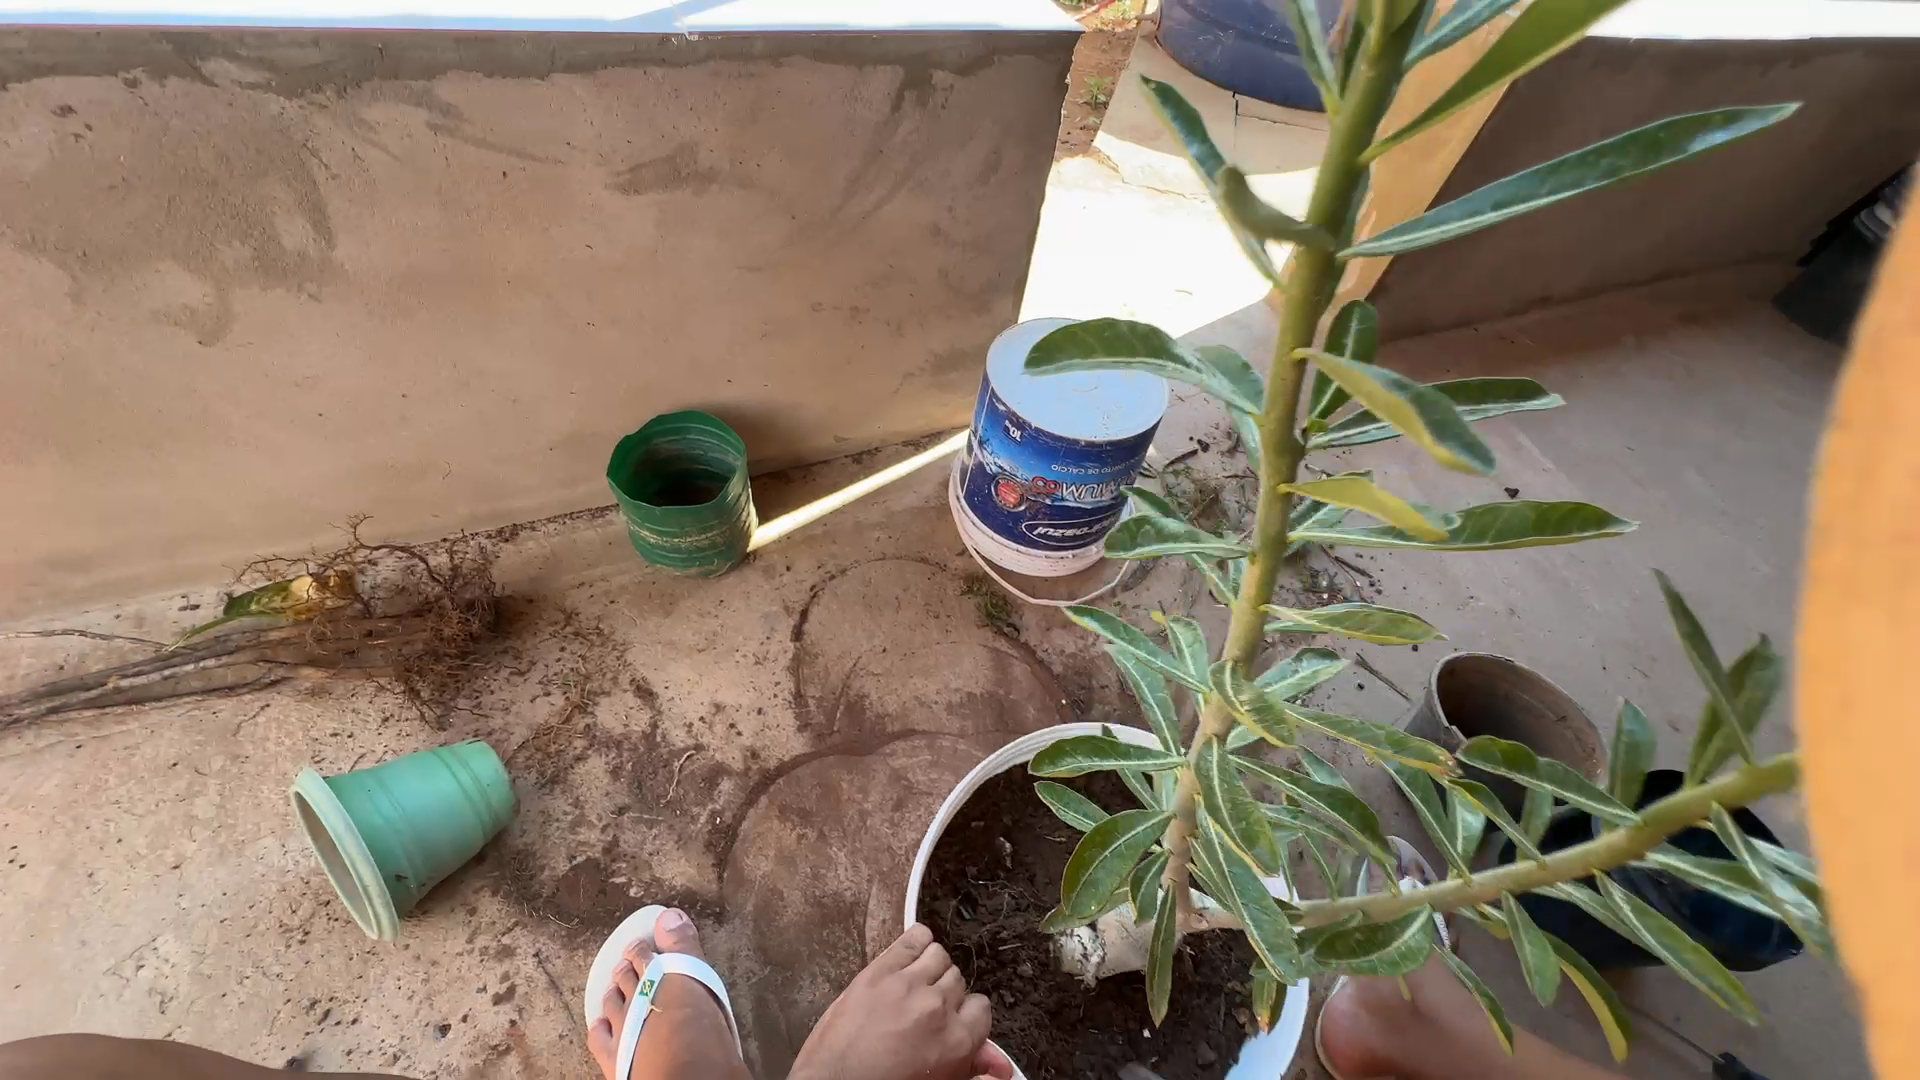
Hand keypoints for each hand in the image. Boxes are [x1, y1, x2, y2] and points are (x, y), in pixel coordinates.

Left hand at [789, 923, 1013, 1079]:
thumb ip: (971, 1069)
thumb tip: (1000, 1068)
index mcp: (955, 1042)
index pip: (981, 1008)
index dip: (966, 1015)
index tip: (954, 1019)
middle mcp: (938, 1008)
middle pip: (958, 979)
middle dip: (944, 993)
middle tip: (925, 1010)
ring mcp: (908, 984)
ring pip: (939, 955)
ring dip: (930, 968)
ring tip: (913, 986)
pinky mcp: (881, 969)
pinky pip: (914, 937)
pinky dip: (917, 940)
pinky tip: (910, 956)